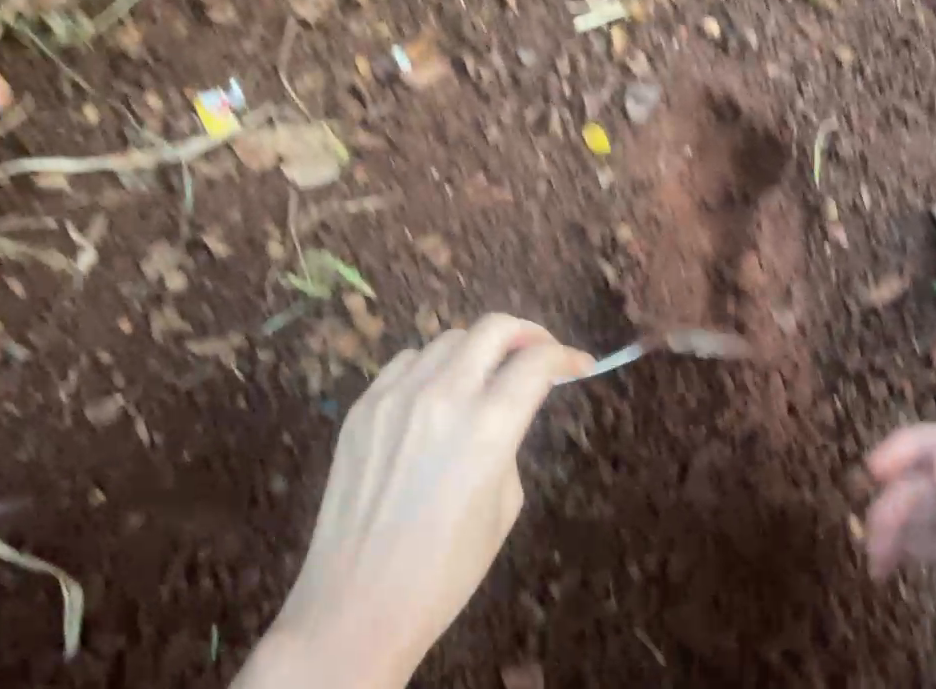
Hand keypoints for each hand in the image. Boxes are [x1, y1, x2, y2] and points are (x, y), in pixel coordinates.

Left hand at [235, 315, 593, 688]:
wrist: (356, 607)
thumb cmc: (446, 570)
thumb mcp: (505, 503)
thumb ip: (510, 440)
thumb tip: (508, 406)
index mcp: (488, 427)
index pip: (538, 362)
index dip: (567, 357)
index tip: (579, 366)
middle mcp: (442, 397)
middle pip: (495, 328)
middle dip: (529, 334)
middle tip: (540, 353)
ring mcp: (395, 397)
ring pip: (449, 339)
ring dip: (479, 350)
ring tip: (487, 376)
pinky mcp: (362, 408)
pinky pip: (406, 363)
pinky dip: (434, 366)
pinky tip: (438, 394)